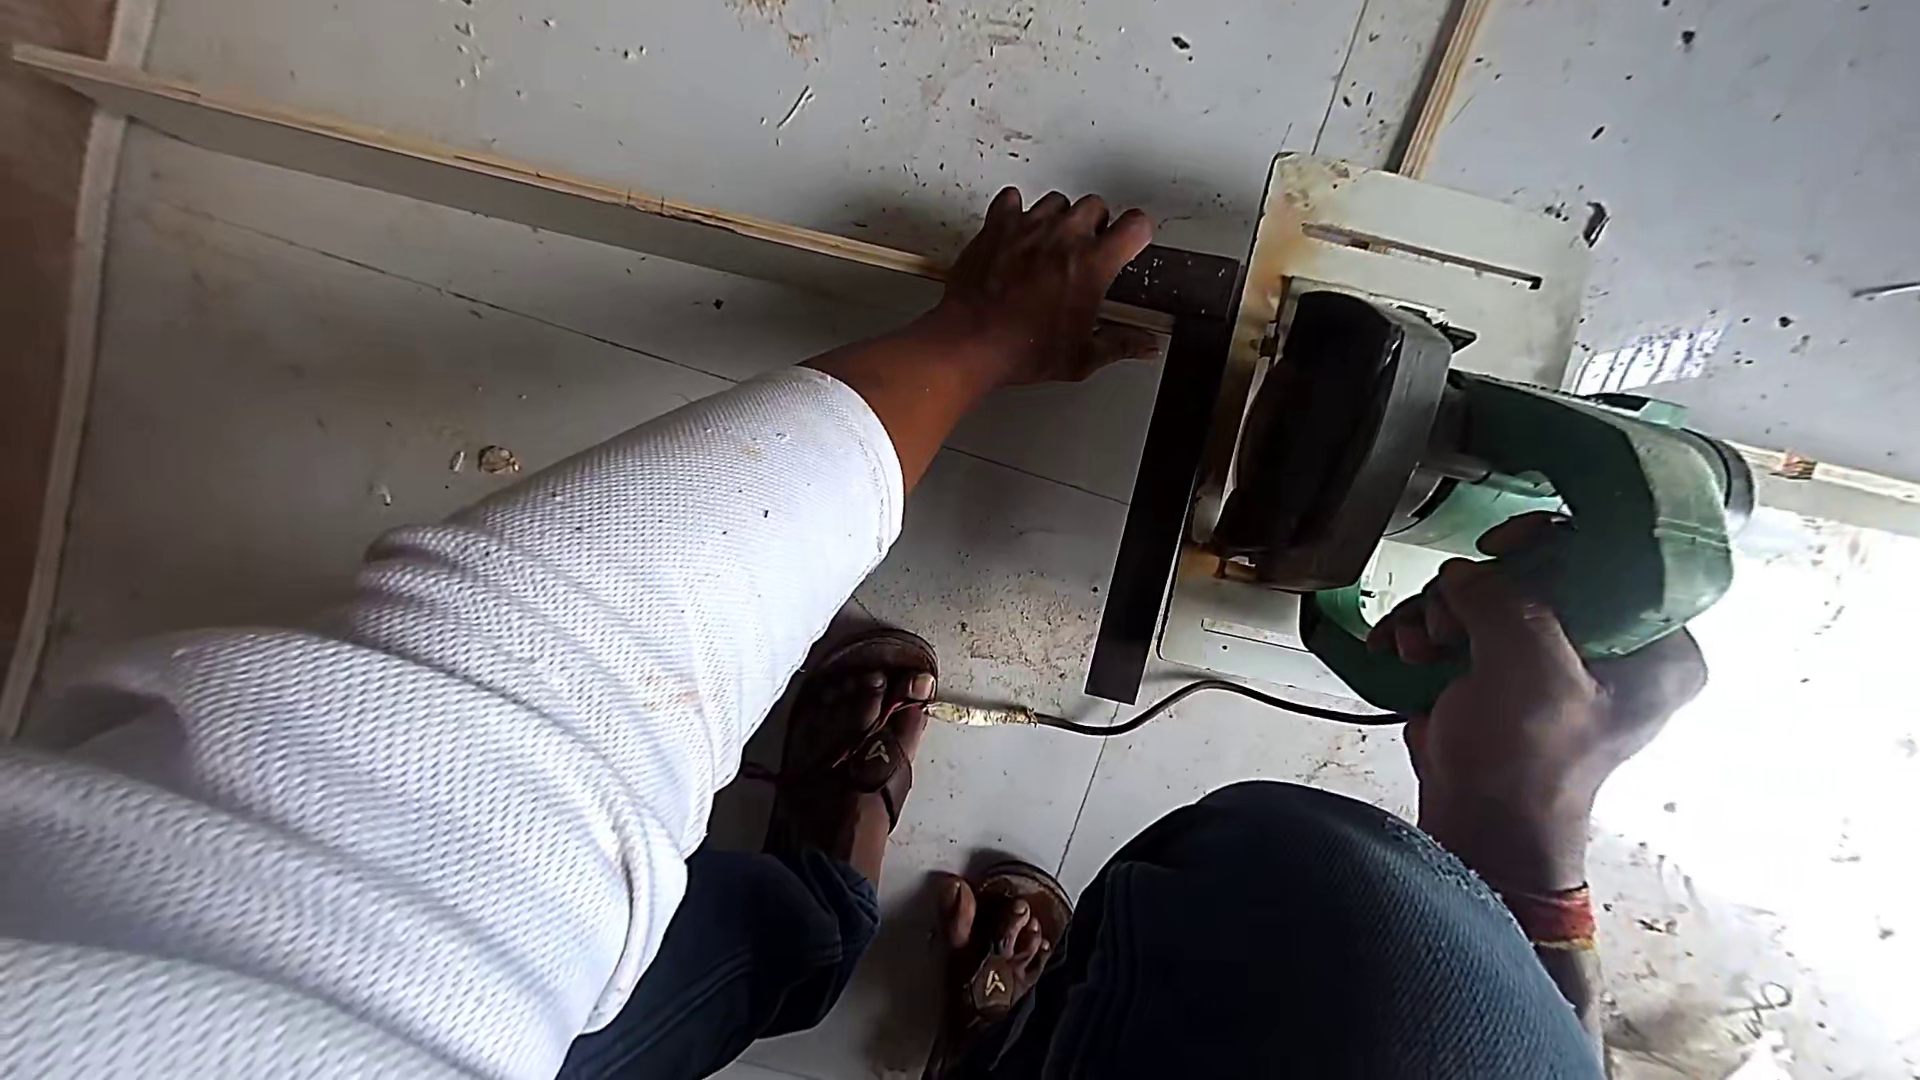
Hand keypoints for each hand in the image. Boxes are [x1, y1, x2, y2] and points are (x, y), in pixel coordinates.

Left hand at [927, 187, 1158, 385]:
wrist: (971, 344)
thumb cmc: (1021, 350)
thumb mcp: (1080, 358)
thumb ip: (1119, 345)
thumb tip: (1144, 345)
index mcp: (1092, 264)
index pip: (1136, 225)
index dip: (1135, 235)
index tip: (1128, 245)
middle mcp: (1063, 236)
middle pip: (1095, 206)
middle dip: (1095, 227)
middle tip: (1083, 255)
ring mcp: (1028, 227)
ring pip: (1056, 202)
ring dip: (1058, 219)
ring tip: (1048, 248)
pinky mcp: (996, 227)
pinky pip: (1011, 201)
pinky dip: (1015, 213)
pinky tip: (1015, 234)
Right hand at [1366, 513, 1707, 892]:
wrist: (1477, 816)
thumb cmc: (1525, 757)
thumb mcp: (1530, 676)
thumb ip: (1506, 608)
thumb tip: (1463, 572)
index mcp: (1648, 646)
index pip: (1610, 560)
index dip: (1553, 542)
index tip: (1498, 547)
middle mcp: (1595, 644)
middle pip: (1525, 575)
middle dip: (1469, 595)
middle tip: (1447, 628)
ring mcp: (1534, 655)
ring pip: (1474, 597)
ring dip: (1432, 616)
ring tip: (1418, 651)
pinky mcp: (1485, 666)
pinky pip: (1446, 623)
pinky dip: (1415, 631)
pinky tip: (1398, 651)